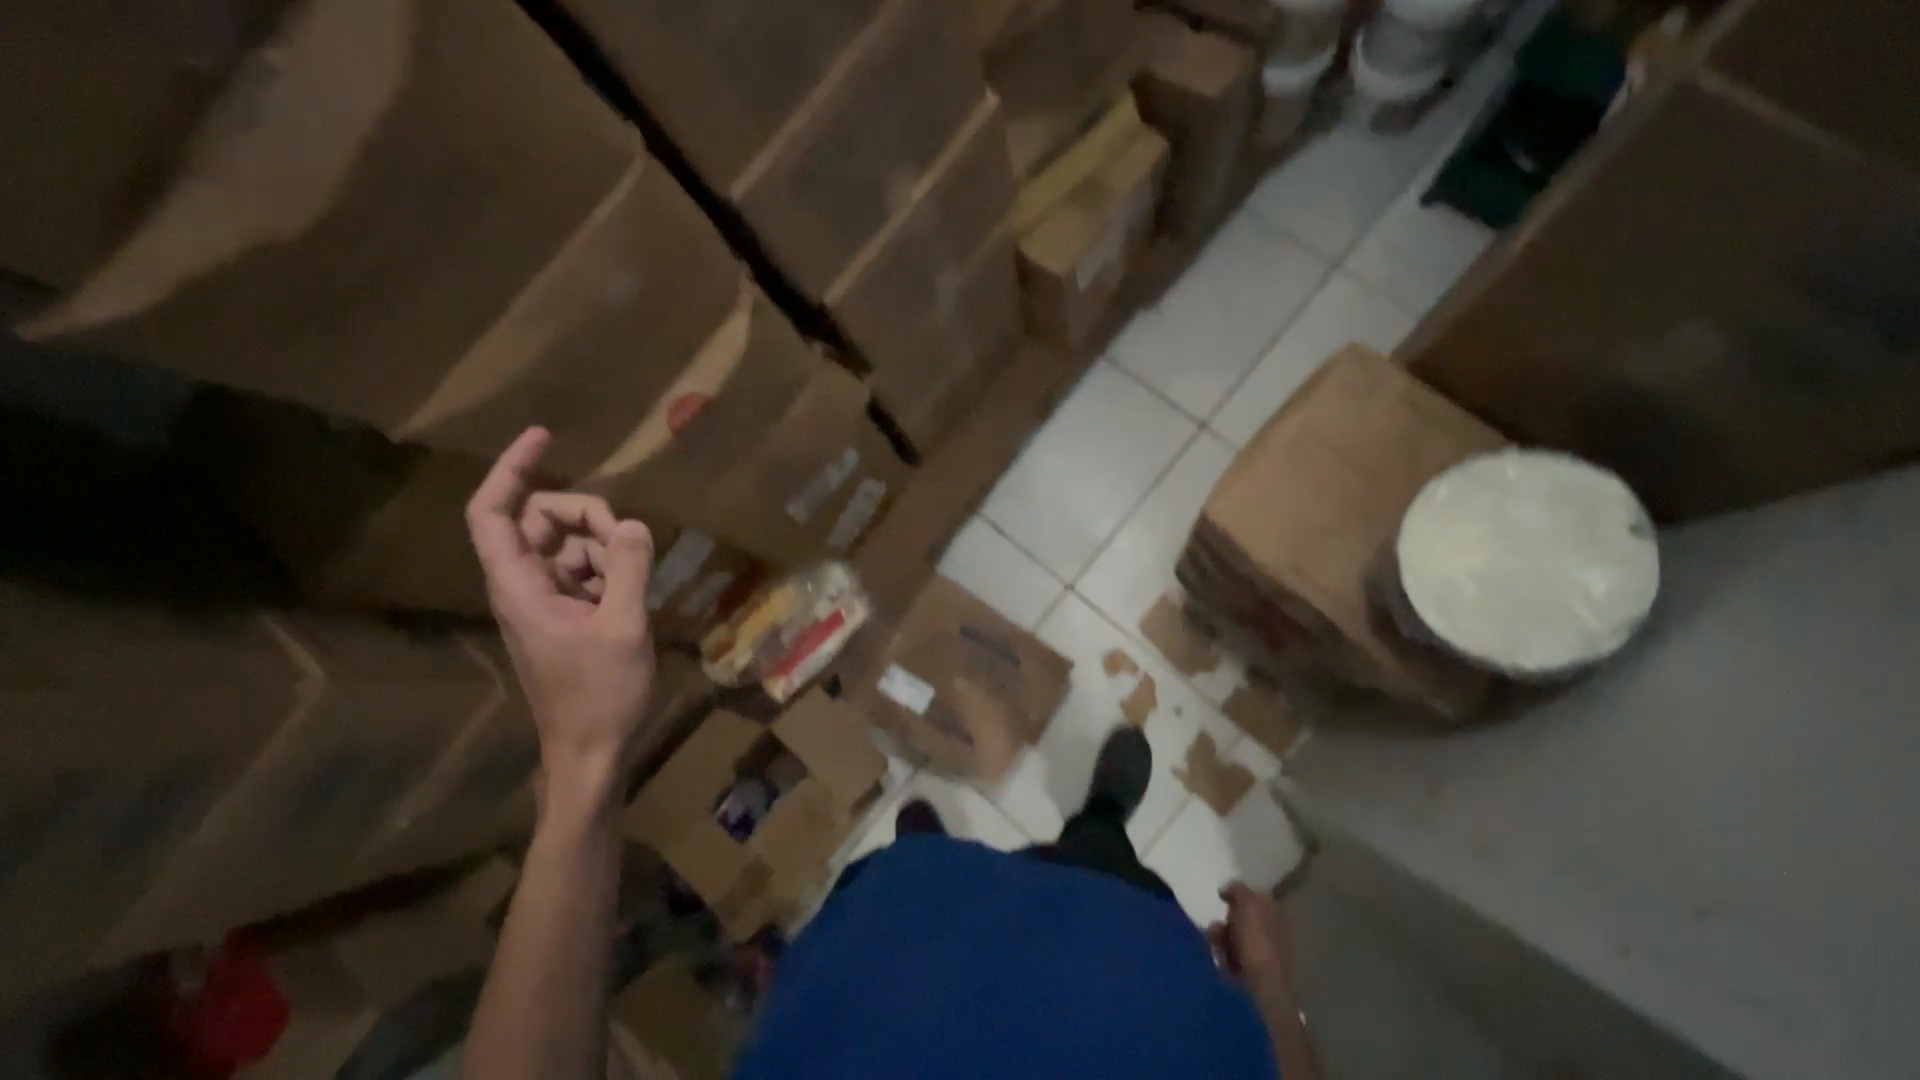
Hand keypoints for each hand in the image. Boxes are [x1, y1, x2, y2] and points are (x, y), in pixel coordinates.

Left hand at [466, 428, 657, 796]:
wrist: (589, 753)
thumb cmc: (599, 697)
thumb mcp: (623, 629)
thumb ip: (628, 569)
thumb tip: (633, 524)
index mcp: (519, 587)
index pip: (493, 512)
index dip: (510, 469)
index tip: (543, 437)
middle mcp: (523, 586)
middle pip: (540, 521)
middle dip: (586, 517)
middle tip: (629, 540)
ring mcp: (544, 602)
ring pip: (567, 545)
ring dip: (605, 547)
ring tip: (635, 580)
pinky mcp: (564, 616)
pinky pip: (583, 571)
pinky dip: (610, 570)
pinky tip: (632, 594)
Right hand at [1208, 883, 1294, 995]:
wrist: (1267, 985)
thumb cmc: (1256, 941)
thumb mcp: (1246, 904)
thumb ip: (1237, 889)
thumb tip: (1228, 888)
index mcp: (1274, 908)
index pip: (1251, 895)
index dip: (1234, 897)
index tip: (1221, 903)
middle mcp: (1274, 926)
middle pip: (1240, 918)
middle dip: (1224, 923)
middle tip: (1215, 931)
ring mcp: (1269, 949)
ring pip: (1236, 938)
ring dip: (1222, 941)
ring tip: (1218, 950)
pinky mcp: (1261, 969)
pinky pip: (1238, 957)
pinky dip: (1229, 958)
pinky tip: (1226, 964)